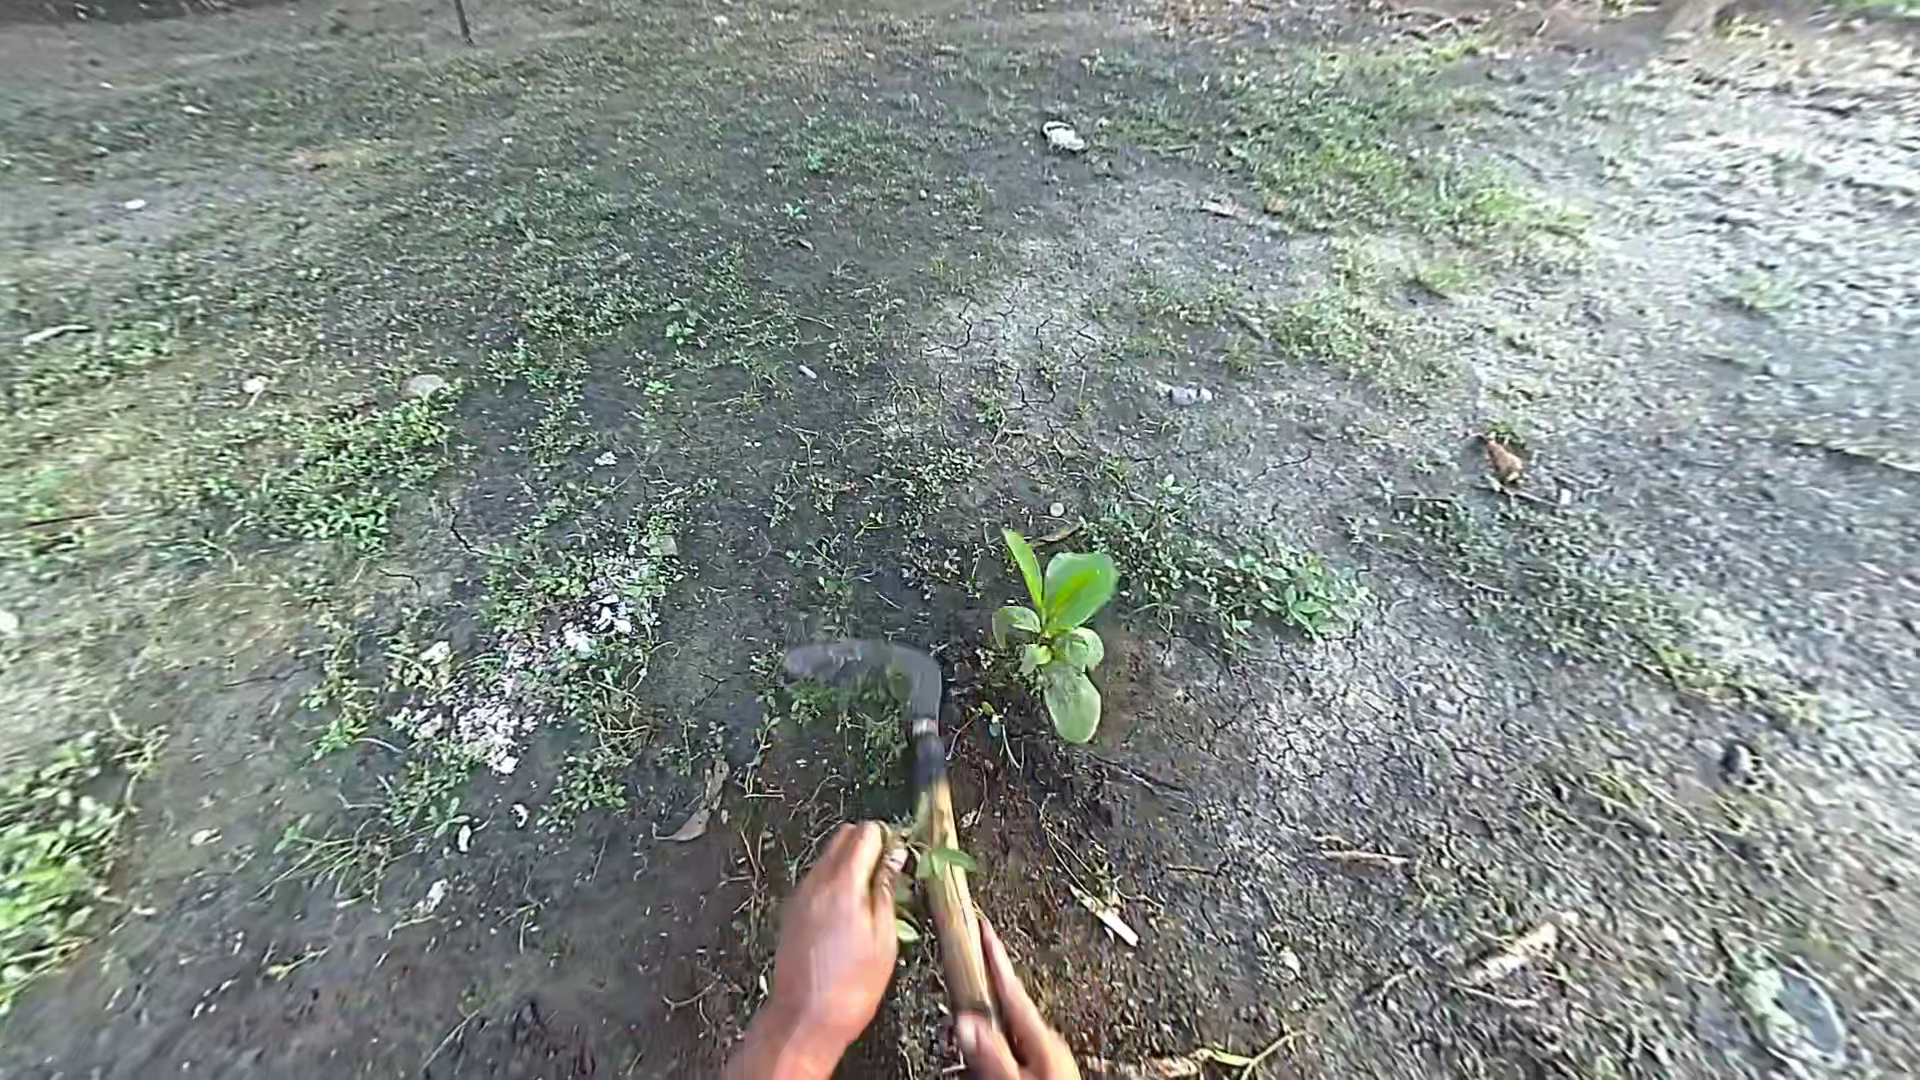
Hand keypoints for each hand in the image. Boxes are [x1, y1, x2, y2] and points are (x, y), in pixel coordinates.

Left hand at [725, 821, 902, 1079]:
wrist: (802, 1022)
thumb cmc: (851, 986)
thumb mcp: (883, 939)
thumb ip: (888, 888)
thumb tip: (896, 853)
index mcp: (844, 883)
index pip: (866, 832)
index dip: (887, 839)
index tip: (898, 859)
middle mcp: (818, 879)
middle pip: (845, 834)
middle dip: (869, 842)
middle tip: (887, 872)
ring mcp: (802, 892)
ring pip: (830, 852)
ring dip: (852, 859)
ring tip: (870, 894)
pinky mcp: (793, 907)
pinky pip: (818, 874)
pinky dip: (836, 876)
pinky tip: (848, 909)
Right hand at [956, 918, 1080, 1079]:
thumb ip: (991, 1050)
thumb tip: (964, 1020)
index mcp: (1042, 1034)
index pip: (1009, 981)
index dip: (993, 950)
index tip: (982, 923)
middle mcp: (1047, 1040)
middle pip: (1007, 1005)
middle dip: (982, 995)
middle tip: (960, 984)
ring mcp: (1049, 1054)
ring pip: (1009, 1029)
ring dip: (988, 1029)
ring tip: (969, 1039)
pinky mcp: (1047, 1069)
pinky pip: (1016, 1048)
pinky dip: (999, 1047)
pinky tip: (990, 1063)